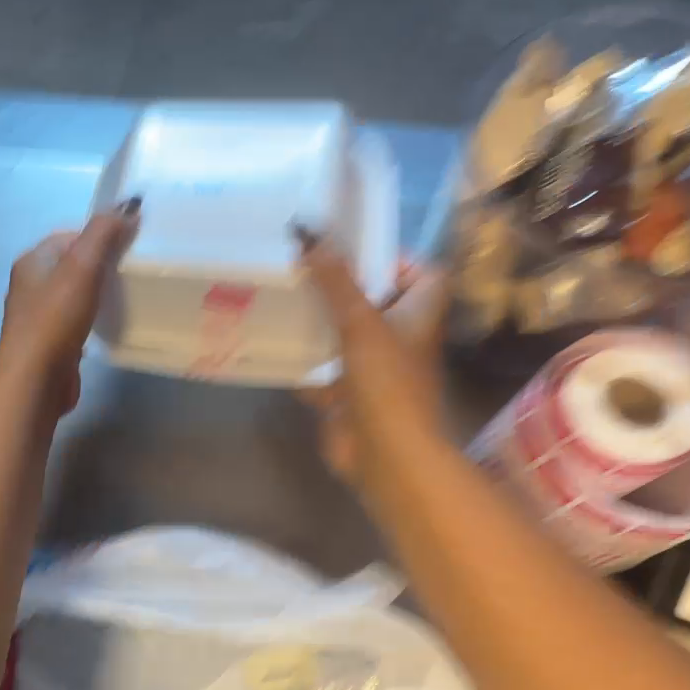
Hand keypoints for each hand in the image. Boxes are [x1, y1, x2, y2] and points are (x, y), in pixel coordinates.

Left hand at [0, 200, 140, 412]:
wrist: (36, 381)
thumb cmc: (56, 320)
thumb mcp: (82, 266)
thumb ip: (104, 233)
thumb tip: (129, 206)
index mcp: (31, 261)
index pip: (69, 236)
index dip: (100, 235)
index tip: (130, 245)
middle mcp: (28, 286)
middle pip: (71, 265)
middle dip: (101, 265)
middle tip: (133, 272)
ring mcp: (37, 318)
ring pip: (73, 295)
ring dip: (97, 294)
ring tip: (126, 298)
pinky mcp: (49, 344)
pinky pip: (74, 322)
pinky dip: (91, 320)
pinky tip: (108, 327)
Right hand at [296, 236, 449, 480]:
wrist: (386, 454)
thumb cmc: (387, 382)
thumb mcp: (360, 321)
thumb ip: (335, 281)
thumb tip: (309, 235)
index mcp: (420, 311)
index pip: (416, 271)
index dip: (389, 257)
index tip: (348, 248)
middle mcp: (400, 335)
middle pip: (370, 300)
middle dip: (336, 288)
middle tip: (297, 266)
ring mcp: (372, 367)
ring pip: (341, 335)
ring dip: (314, 324)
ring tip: (279, 299)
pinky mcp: (346, 394)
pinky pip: (320, 370)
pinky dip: (300, 364)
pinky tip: (270, 346)